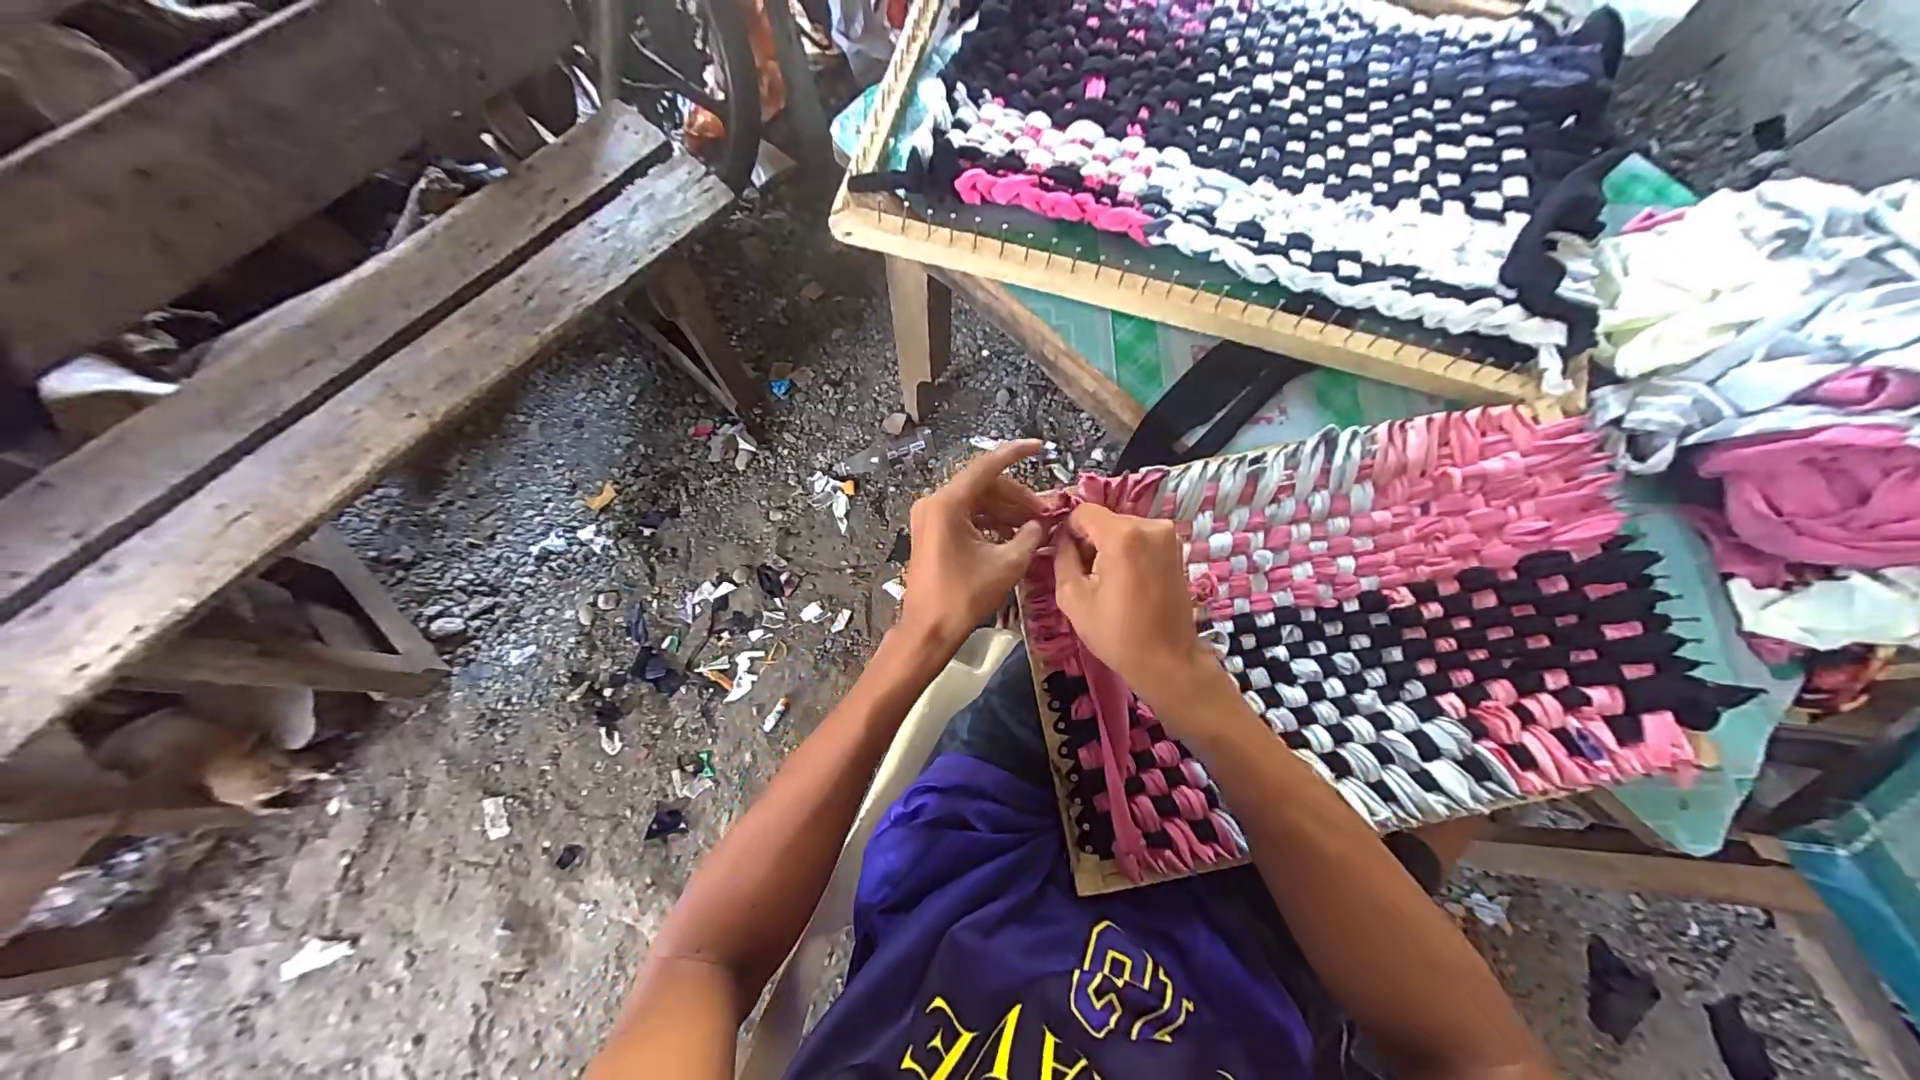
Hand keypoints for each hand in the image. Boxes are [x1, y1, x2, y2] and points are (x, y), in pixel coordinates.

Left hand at [898, 439, 1047, 649]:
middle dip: (1017, 496)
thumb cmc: (964, 597)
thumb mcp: (1006, 564)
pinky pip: (966, 516)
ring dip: (1006, 510)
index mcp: (947, 504)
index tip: (1038, 446)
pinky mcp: (932, 532)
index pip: (986, 467)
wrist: (928, 630)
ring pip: (976, 501)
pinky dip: (990, 521)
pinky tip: (1013, 534)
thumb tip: (1041, 523)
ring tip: (1034, 525)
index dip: (1015, 454)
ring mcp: (930, 517)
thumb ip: (1029, 536)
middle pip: (983, 486)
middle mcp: (934, 503)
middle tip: (1044, 511)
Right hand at [1053, 503, 1221, 706]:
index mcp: (1123, 535)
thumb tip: (1062, 539)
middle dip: (1090, 542)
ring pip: (1122, 529)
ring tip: (1108, 583)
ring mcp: (1168, 536)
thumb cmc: (1116, 634)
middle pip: (1104, 520)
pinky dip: (1128, 553)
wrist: (1167, 661)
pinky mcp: (1177, 549)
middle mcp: (1150, 526)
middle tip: (1087, 577)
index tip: (1066, 557)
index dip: (1069, 531)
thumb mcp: (1072, 598)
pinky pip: (1140, 539)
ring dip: (1109, 548)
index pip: (1083, 512)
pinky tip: (1126, 582)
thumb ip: (1061, 558)